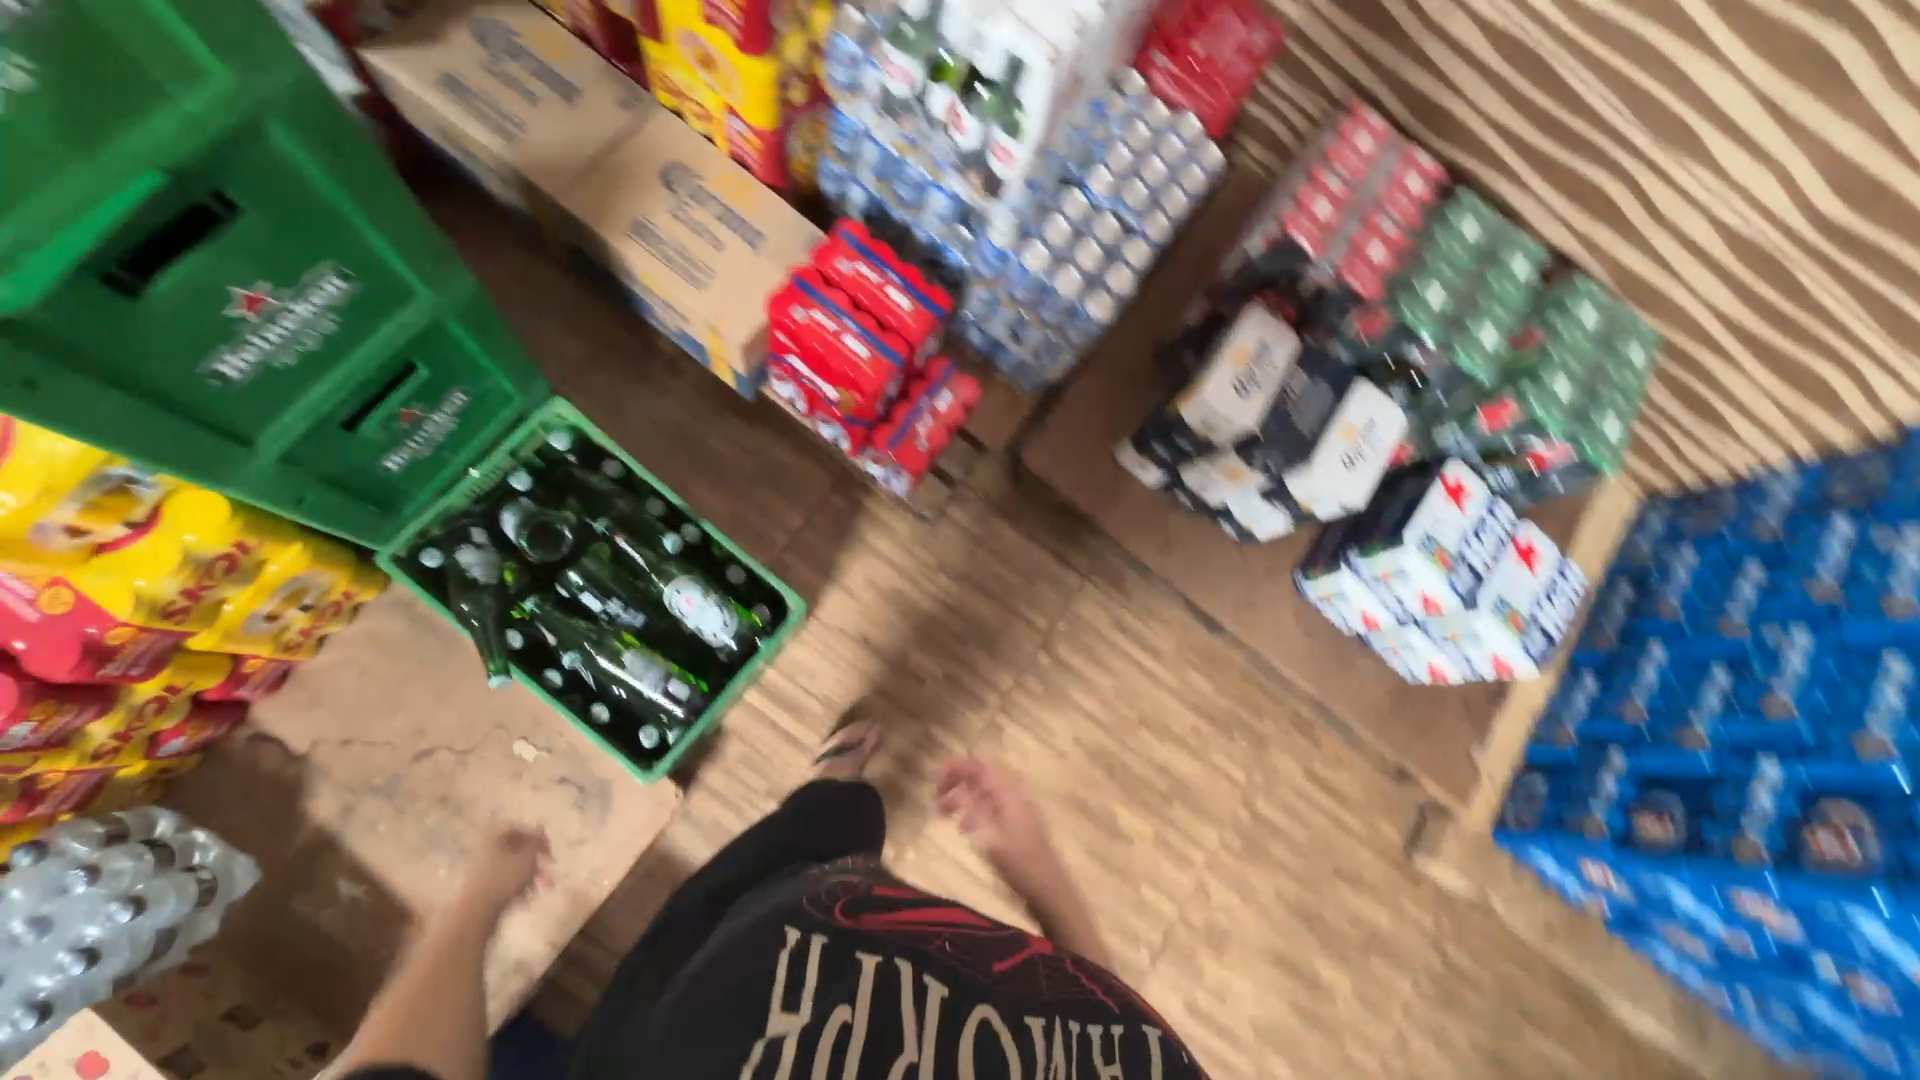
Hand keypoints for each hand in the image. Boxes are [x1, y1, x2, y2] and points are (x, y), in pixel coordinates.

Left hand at [457, 825, 550, 917]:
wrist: (475, 911)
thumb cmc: (505, 879)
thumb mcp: (528, 856)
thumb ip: (537, 841)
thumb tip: (541, 829)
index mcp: (493, 837)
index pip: (520, 829)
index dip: (538, 838)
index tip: (549, 852)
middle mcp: (485, 849)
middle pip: (517, 850)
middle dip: (536, 861)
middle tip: (549, 871)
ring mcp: (480, 869)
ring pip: (513, 867)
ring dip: (531, 876)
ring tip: (542, 889)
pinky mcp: (480, 887)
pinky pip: (504, 881)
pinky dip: (518, 886)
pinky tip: (526, 898)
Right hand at [936, 756, 1057, 884]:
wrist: (1049, 887)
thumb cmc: (1019, 863)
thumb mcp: (990, 835)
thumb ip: (971, 805)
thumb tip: (954, 780)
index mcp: (1008, 791)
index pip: (979, 764)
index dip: (955, 766)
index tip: (933, 777)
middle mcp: (1013, 791)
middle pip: (980, 774)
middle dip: (956, 781)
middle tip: (936, 797)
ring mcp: (1017, 805)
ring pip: (984, 790)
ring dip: (963, 796)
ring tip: (943, 814)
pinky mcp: (1017, 819)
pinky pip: (991, 804)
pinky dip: (974, 809)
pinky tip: (965, 828)